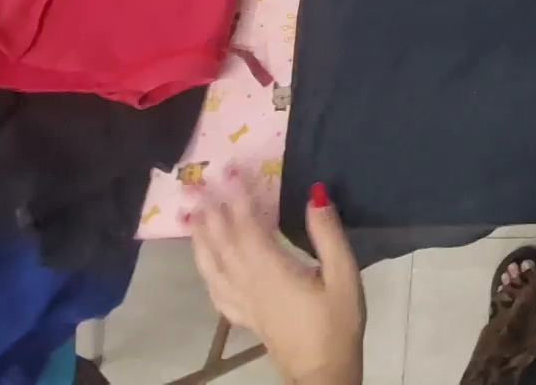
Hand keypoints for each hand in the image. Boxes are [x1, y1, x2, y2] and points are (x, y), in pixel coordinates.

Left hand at [192, 183, 363, 384]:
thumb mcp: (344, 275)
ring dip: (201, 241)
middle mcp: (250, 287)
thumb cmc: (338, 323)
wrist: (324, 376)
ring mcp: (245, 305)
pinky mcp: (248, 319)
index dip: (237, 199)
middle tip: (197, 186)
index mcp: (272, 274)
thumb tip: (315, 194)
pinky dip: (207, 272)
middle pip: (223, 246)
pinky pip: (217, 291)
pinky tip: (206, 265)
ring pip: (213, 269)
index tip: (229, 172)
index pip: (248, 229)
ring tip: (191, 217)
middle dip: (211, 213)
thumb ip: (328, 234)